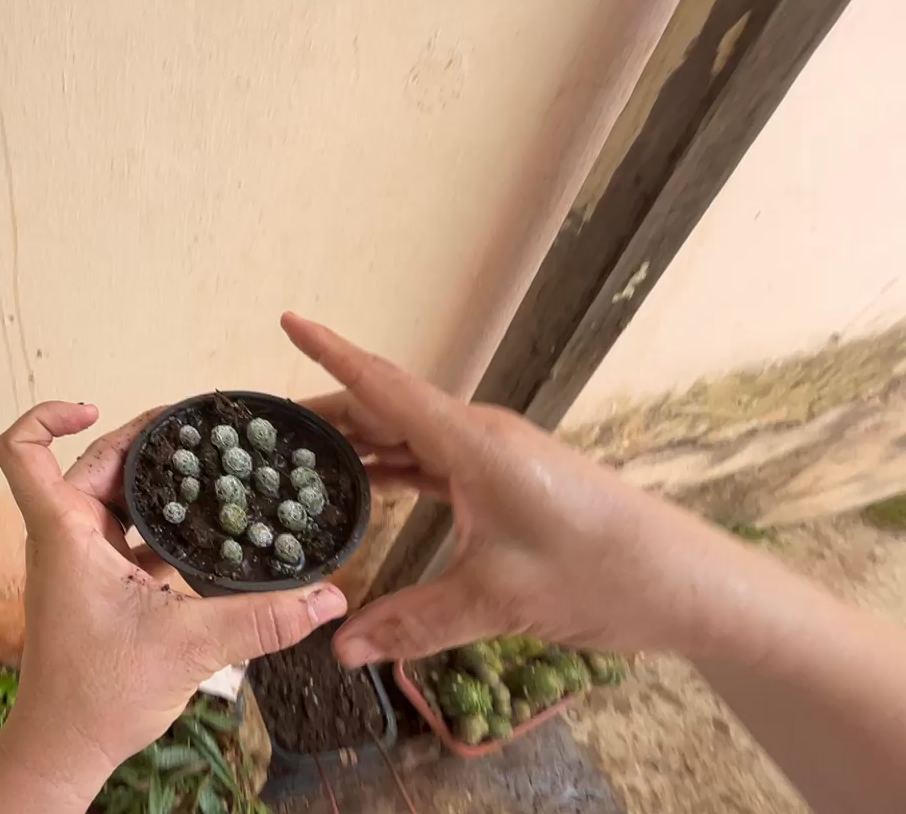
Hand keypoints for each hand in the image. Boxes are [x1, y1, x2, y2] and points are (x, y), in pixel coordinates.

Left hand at [0, 401, 347, 779]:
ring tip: (206, 463)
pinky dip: (159, 519)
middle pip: (93, 462)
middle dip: (139, 440)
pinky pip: (127, 527)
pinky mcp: (97, 574)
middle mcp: (65, 530)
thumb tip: (329, 597)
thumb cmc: (99, 691)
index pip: (22, 449)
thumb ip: (259, 619)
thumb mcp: (187, 647)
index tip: (90, 409)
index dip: (46, 416)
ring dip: (153, 478)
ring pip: (113, 492)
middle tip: (194, 428)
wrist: (67, 743)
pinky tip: (202, 525)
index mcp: (63, 529)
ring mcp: (80, 551)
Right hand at [282, 312, 759, 665]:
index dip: (329, 350)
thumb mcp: (498, 601)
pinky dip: (387, 466)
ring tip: (298, 456)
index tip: (287, 319)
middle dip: (322, 412)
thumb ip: (413, 622)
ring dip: (354, 441)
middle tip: (265, 430)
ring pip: (402, 432)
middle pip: (381, 406)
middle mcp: (471, 433)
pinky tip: (362, 485)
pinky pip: (426, 457)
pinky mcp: (498, 475)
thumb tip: (339, 649)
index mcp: (466, 440)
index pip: (380, 383)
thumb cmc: (604, 576)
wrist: (704, 591)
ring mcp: (486, 453)